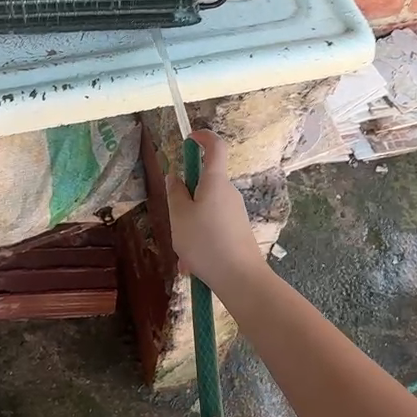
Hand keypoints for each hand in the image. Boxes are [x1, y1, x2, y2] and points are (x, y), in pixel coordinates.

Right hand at [166, 131, 266, 293]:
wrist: (241, 279)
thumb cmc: (206, 242)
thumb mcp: (180, 217)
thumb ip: (175, 193)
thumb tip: (175, 178)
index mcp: (215, 181)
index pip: (215, 146)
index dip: (203, 137)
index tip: (189, 139)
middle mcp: (228, 192)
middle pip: (204, 184)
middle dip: (185, 201)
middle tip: (175, 224)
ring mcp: (235, 213)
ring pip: (205, 212)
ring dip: (191, 228)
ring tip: (184, 257)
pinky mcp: (238, 231)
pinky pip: (213, 229)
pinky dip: (201, 242)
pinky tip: (194, 268)